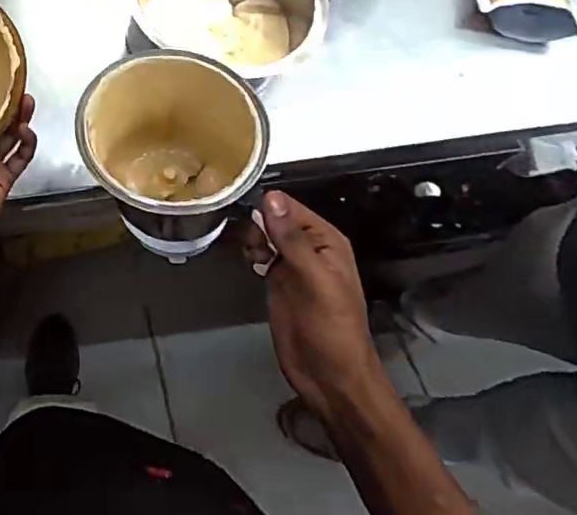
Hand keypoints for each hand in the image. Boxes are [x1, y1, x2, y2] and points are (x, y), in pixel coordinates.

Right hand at [244, 190, 388, 413]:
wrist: (330, 378)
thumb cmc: (332, 330)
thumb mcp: (315, 282)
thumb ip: (292, 240)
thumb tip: (269, 197)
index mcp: (326, 241)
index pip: (288, 206)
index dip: (265, 205)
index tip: (245, 216)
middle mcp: (309, 246)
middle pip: (271, 215)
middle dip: (254, 223)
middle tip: (254, 247)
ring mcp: (292, 263)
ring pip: (261, 231)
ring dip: (250, 238)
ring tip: (253, 258)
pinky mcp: (276, 277)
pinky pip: (257, 251)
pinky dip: (249, 252)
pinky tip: (250, 264)